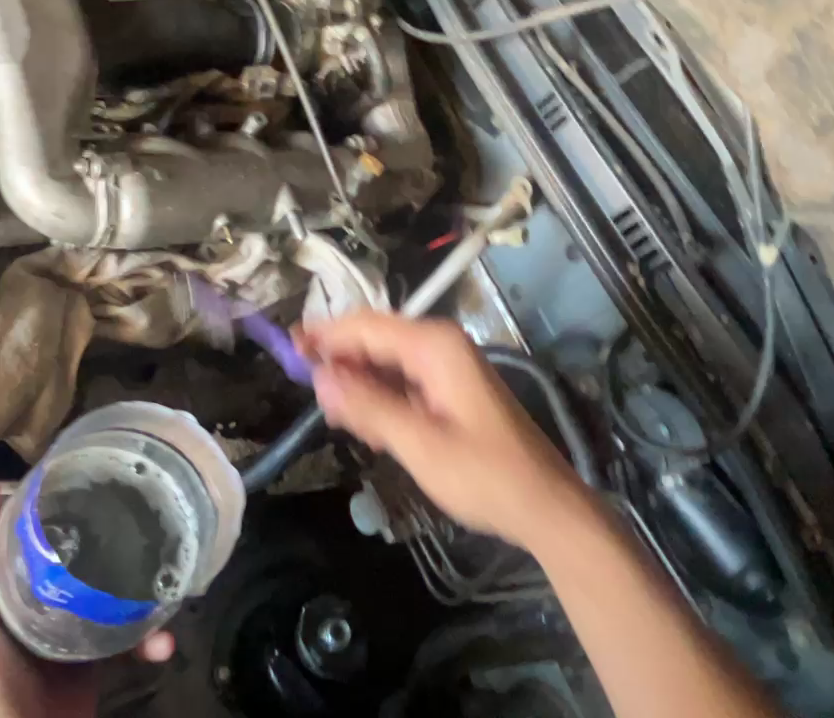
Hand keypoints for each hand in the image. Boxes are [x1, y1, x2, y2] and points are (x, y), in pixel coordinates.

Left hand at [0, 481, 173, 717]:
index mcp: (2, 592)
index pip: (28, 539)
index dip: (51, 512)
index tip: (84, 483)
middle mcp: (37, 607)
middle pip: (77, 562)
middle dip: (109, 544)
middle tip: (137, 523)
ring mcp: (70, 634)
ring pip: (111, 597)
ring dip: (139, 591)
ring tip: (161, 580)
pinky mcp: (96, 663)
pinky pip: (129, 641)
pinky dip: (149, 639)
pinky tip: (163, 638)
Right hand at [299, 312, 589, 550]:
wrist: (546, 506)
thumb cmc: (485, 476)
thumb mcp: (419, 444)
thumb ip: (368, 407)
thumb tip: (319, 378)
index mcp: (434, 347)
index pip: (365, 326)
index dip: (325, 334)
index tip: (287, 346)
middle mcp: (440, 345)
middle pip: (374, 338)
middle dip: (339, 358)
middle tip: (305, 385)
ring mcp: (447, 366)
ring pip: (385, 360)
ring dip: (357, 380)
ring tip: (332, 410)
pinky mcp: (449, 389)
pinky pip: (402, 379)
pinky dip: (379, 395)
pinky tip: (365, 420)